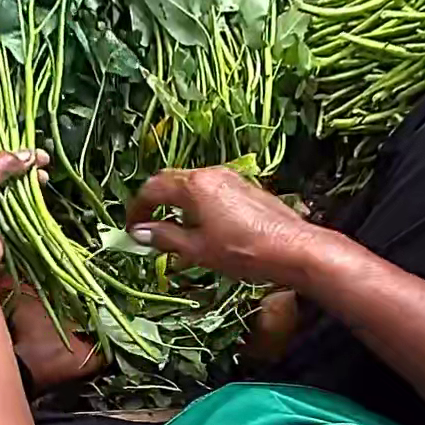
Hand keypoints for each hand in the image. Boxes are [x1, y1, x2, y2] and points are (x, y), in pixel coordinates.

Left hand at [0, 150, 45, 286]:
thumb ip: (0, 164)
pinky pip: (15, 200)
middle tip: (35, 155)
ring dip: (25, 176)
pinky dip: (27, 193)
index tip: (16, 138)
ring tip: (41, 168)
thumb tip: (24, 153)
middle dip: (16, 160)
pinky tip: (37, 184)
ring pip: (7, 182)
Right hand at [124, 167, 330, 287]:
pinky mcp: (248, 190)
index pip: (153, 188)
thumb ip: (166, 237)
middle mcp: (212, 174)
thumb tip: (139, 232)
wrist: (294, 249)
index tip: (130, 228)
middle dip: (156, 204)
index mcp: (195, 185)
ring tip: (174, 235)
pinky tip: (203, 232)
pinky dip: (199, 209)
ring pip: (194, 188)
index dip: (137, 208)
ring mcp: (233, 179)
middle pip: (173, 182)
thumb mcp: (198, 249)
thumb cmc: (243, 251)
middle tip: (147, 228)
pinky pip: (213, 194)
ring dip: (179, 207)